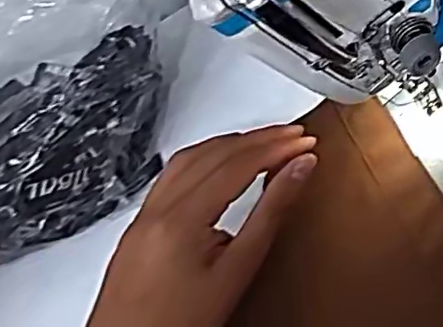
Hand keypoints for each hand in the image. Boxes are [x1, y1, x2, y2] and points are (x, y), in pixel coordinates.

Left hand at [87, 125, 317, 326]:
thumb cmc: (178, 326)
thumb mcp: (239, 268)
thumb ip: (273, 210)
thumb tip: (302, 166)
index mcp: (179, 221)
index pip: (238, 163)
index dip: (277, 146)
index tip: (306, 141)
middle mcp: (154, 215)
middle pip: (214, 154)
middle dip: (260, 138)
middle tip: (294, 135)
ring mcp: (140, 222)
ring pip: (189, 159)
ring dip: (232, 143)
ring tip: (265, 142)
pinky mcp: (135, 232)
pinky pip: (173, 175)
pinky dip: (207, 157)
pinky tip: (223, 163)